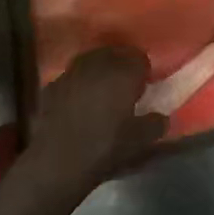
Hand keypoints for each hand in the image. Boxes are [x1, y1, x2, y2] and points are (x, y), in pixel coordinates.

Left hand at [24, 46, 165, 199]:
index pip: (139, 57)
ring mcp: (71, 72)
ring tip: (102, 92)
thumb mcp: (140, 141)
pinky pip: (71, 77)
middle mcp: (97, 64)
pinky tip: (78, 103)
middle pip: (114, 54)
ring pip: (90, 61)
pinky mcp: (52, 85)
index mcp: (122, 72)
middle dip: (121, 66)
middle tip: (125, 87)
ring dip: (98, 71)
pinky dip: (78, 84)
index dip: (143, 71)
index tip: (144, 86)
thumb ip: (155, 124)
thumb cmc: (104, 148)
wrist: (57, 161)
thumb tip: (161, 118)